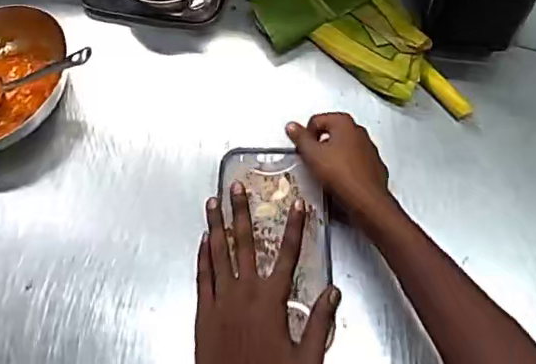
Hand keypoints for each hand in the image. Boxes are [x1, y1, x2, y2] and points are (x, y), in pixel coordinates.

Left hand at [196, 183, 338, 363]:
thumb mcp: (306, 360)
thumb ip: (319, 323)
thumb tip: (333, 293)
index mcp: (271, 301)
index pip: (288, 255)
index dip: (295, 228)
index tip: (298, 206)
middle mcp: (245, 293)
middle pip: (244, 244)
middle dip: (240, 212)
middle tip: (236, 188)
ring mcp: (221, 300)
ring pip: (217, 252)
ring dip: (215, 225)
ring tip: (212, 202)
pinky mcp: (204, 311)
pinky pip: (202, 275)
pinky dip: (203, 255)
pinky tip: (202, 240)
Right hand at [286, 113, 398, 226]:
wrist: (367, 203)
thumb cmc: (340, 174)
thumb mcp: (311, 154)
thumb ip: (299, 137)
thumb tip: (291, 126)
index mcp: (343, 122)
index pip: (316, 121)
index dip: (306, 135)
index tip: (303, 150)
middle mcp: (359, 131)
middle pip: (331, 132)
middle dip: (321, 144)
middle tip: (313, 159)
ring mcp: (370, 149)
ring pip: (345, 147)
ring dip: (335, 156)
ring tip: (326, 172)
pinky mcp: (376, 167)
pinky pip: (356, 163)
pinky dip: (348, 167)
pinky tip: (341, 180)